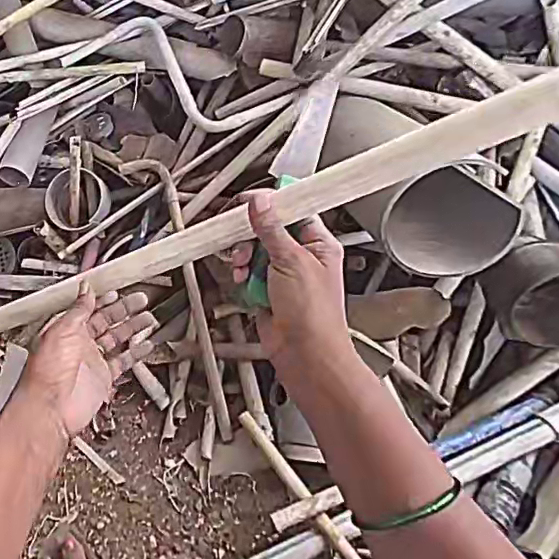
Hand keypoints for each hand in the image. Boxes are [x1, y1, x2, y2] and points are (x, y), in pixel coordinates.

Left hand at [6, 281, 155, 442]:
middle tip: (140, 301)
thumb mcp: (62, 330)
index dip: (104, 300)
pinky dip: (135, 353)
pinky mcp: (102, 378)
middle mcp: (79, 343)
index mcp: (66, 329)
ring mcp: (91, 361)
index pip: (88, 308)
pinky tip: (145, 344)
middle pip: (106, 322)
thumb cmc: (47, 372)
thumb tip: (85, 289)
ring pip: (117, 340)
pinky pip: (122, 362)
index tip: (118, 292)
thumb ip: (78, 309)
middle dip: (123, 310)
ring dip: (132, 328)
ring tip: (147, 319)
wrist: (50, 408)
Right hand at [235, 190, 347, 361]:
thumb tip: (260, 202)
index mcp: (318, 244)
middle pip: (267, 229)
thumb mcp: (292, 262)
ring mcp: (282, 273)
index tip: (249, 201)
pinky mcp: (266, 289)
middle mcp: (301, 256)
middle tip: (240, 237)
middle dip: (250, 234)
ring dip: (243, 256)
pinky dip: (242, 274)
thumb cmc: (316, 317)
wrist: (305, 357)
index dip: (270, 203)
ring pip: (253, 249)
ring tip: (244, 266)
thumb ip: (272, 229)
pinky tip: (244, 280)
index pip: (293, 210)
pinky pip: (247, 270)